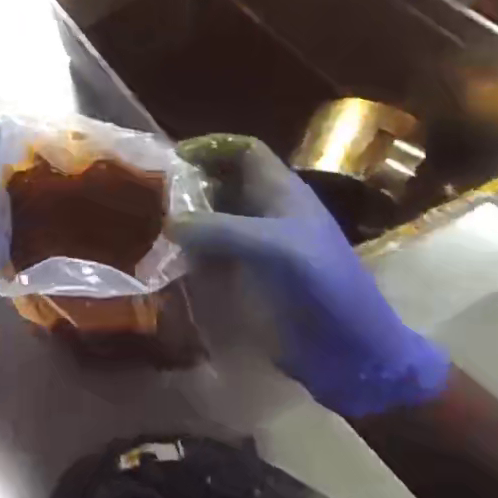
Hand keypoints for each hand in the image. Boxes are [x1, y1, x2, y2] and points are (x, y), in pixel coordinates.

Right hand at [169, 135, 448, 417]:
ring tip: (150, 222)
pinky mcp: (250, 277)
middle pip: (225, 183)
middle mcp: (269, 213)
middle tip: (152, 191)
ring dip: (187, 217)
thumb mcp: (273, 248)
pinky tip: (167, 258)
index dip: (213, 146)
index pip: (245, 151)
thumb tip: (169, 222)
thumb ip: (220, 230)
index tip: (175, 156)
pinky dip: (190, 251)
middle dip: (191, 182)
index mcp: (283, 194)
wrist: (348, 350)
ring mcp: (259, 247)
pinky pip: (213, 253)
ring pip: (215, 218)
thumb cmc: (321, 288)